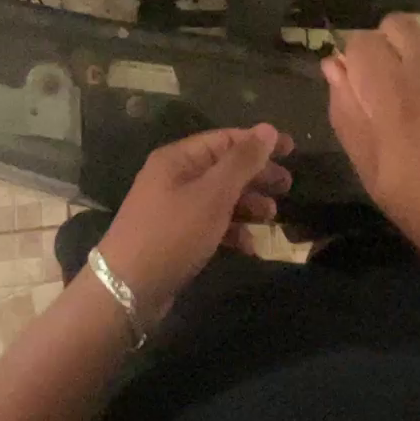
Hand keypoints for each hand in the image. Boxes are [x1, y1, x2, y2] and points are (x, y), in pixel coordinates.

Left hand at [95, 124, 293, 323]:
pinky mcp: (175, 237)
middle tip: (288, 186)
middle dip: (257, 175)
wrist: (126, 291)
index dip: (259, 143)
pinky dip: (232, 231)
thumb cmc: (172, 234)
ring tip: (272, 217)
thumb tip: (269, 129)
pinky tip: (250, 246)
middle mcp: (174, 178)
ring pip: (219, 197)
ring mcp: (173, 209)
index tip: (293, 151)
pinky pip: (210, 225)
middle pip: (224, 168)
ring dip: (248, 204)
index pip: (225, 140)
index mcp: (178, 159)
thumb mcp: (212, 194)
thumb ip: (242, 161)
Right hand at [324, 15, 419, 285]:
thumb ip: (350, 118)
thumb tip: (334, 69)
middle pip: (396, 24)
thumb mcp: (378, 178)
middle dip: (383, 47)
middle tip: (385, 92)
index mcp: (393, 94)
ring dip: (414, 52)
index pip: (360, 42)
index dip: (353, 64)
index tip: (359, 95)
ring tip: (417, 97)